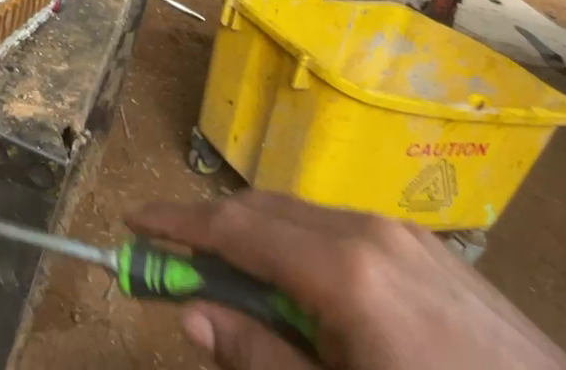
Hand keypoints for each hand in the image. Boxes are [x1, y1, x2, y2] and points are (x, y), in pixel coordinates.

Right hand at [128, 193, 565, 369]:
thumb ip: (257, 357)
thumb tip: (189, 316)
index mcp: (342, 268)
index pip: (231, 227)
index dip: (174, 222)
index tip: (133, 223)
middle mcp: (368, 231)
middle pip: (261, 209)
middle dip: (211, 231)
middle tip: (176, 266)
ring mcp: (405, 235)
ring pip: (301, 216)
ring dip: (257, 240)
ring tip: (242, 291)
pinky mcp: (431, 250)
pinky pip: (341, 230)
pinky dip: (302, 248)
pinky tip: (309, 295)